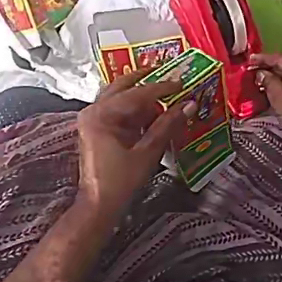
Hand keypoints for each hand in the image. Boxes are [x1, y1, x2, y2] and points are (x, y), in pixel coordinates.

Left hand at [74, 73, 186, 219]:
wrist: (98, 206)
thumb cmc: (120, 182)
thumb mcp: (147, 153)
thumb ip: (167, 126)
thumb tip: (188, 105)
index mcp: (101, 115)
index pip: (136, 94)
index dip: (162, 88)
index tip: (181, 82)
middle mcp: (93, 111)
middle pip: (123, 87)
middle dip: (147, 81)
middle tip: (168, 75)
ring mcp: (92, 119)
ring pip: (120, 97)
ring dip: (142, 96)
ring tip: (166, 95)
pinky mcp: (97, 129)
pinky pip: (118, 111)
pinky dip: (136, 110)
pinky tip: (153, 113)